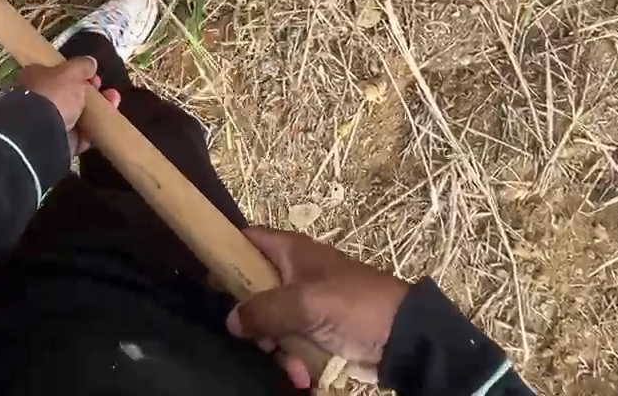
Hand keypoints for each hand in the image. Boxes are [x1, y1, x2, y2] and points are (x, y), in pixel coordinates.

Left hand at [16, 57, 118, 154]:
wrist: (42, 133)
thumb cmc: (54, 94)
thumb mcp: (71, 72)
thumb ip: (82, 66)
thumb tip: (90, 62)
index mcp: (34, 78)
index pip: (55, 72)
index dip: (75, 72)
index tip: (92, 73)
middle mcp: (37, 100)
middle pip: (68, 94)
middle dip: (89, 91)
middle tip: (103, 88)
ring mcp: (47, 123)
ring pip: (76, 115)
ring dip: (96, 110)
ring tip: (114, 102)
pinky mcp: (58, 143)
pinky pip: (79, 135)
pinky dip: (93, 130)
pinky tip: (107, 123)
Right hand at [227, 227, 410, 388]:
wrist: (404, 336)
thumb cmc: (353, 304)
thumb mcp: (305, 303)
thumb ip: (264, 310)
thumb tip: (230, 319)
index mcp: (289, 251)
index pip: (247, 240)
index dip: (227, 255)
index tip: (212, 284)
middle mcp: (293, 272)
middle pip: (254, 289)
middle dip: (256, 321)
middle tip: (261, 342)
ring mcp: (306, 302)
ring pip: (272, 322)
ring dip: (279, 350)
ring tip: (296, 371)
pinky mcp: (318, 329)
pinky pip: (292, 342)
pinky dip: (295, 360)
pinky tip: (306, 377)